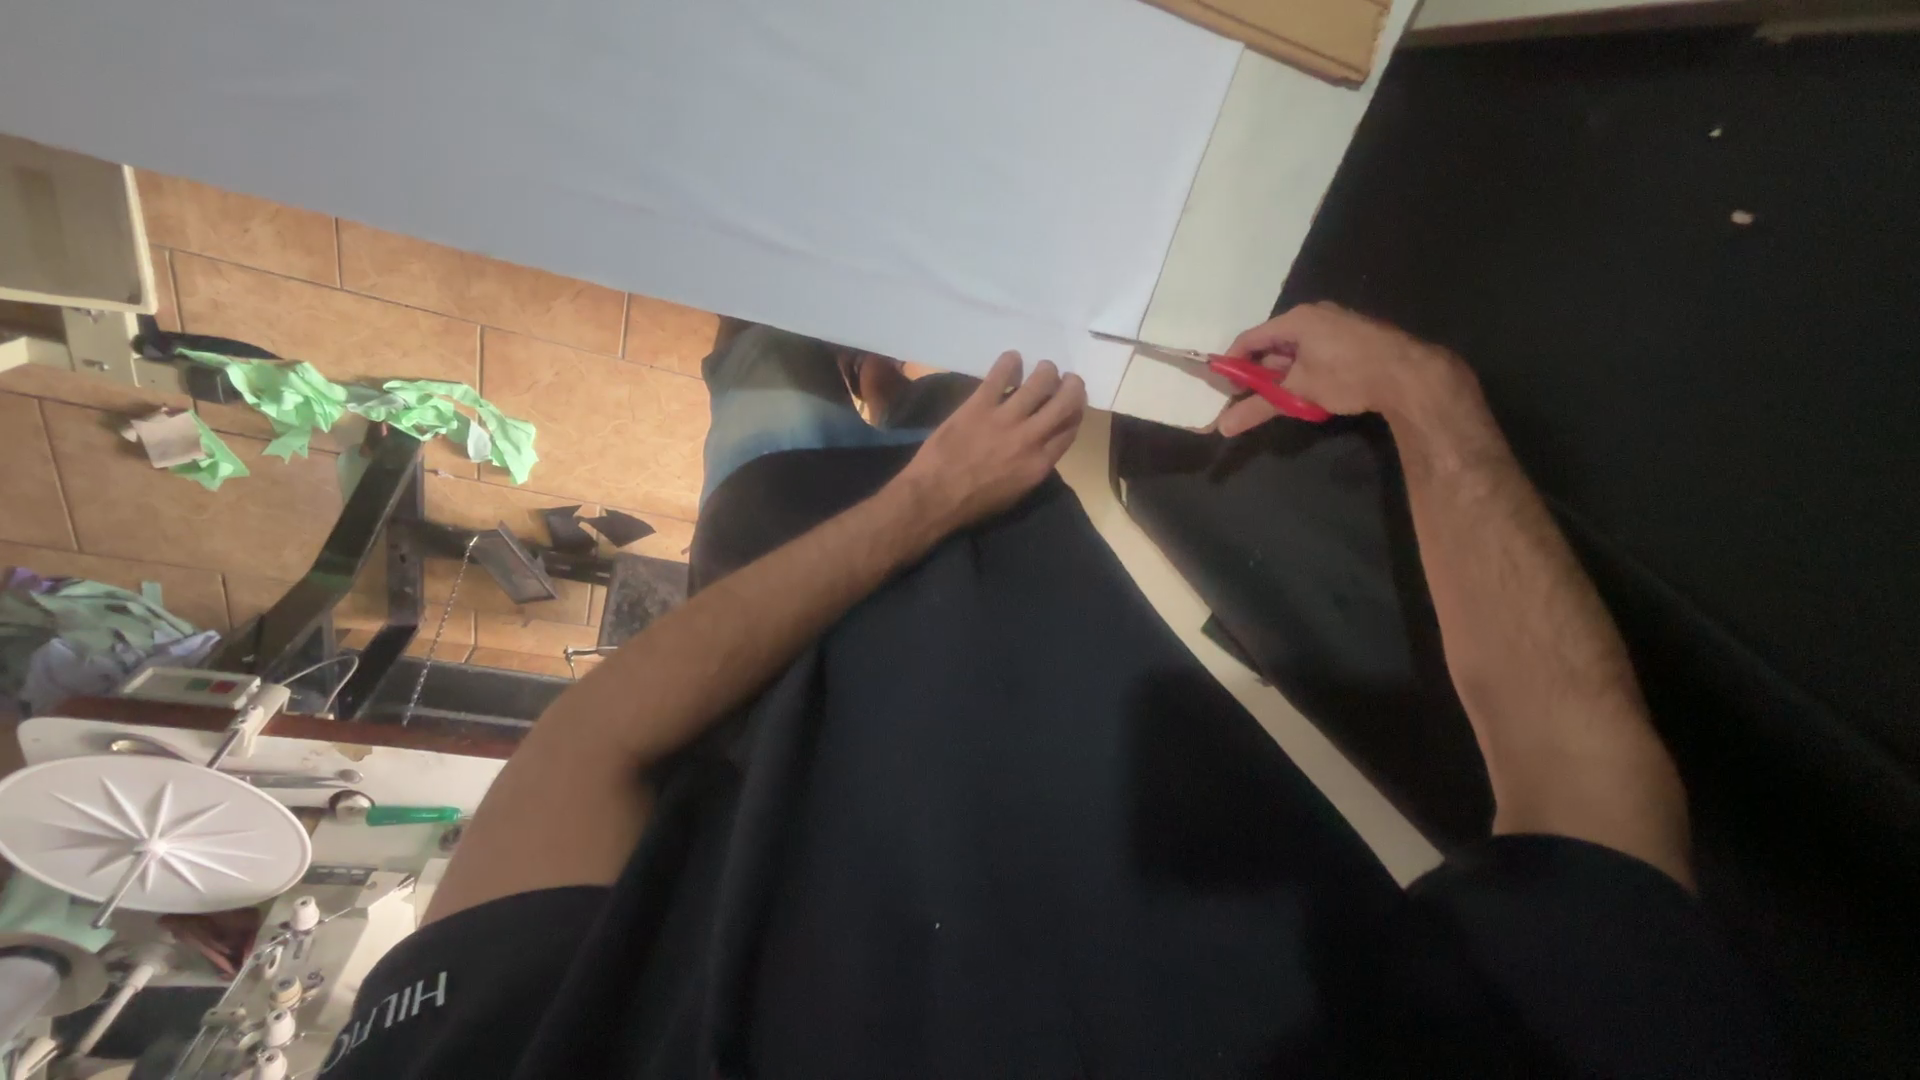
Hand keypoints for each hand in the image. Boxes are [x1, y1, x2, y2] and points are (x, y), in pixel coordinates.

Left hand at [893, 351, 1085, 531]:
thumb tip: (1040, 446)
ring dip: (1046, 370)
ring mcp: (1006, 419)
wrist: (935, 496)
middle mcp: (1031, 437)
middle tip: (1066, 379)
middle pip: (1066, 401)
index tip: (1071, 405)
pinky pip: (1002, 374)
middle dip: (1072, 385)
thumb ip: (1034, 467)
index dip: (1076, 412)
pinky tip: (1012, 360)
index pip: (1071, 428)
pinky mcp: (979, 405)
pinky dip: (1010, 362)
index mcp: (1040, 464)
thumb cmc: (973, 503)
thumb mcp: (1015, 493)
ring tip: (1042, 369)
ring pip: (1040, 381)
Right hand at [1215, 302, 1461, 435]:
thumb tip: (1223, 427)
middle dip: (1257, 373)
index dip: (1232, 363)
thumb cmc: (1346, 375)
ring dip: (1281, 376)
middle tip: (1248, 398)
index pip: (1250, 339)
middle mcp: (1314, 316)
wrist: (1409, 374)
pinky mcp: (1351, 339)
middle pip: (1271, 344)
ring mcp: (1335, 326)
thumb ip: (1257, 407)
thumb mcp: (1297, 393)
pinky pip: (1314, 353)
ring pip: (1294, 351)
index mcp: (1296, 320)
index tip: (1223, 388)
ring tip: (1275, 400)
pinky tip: (1305, 393)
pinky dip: (1302, 372)